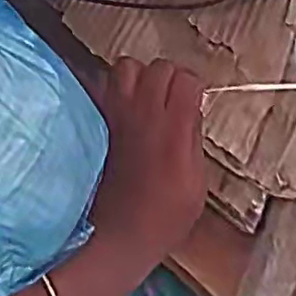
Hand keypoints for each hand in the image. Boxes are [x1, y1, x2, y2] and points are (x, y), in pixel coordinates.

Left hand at [91, 57, 207, 260]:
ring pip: (127, 65)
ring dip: (140, 75)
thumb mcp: (196, 181)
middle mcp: (143, 111)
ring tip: (147, 94)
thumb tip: (192, 107)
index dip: (194, 85)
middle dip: (171, 76)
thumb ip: (193, 136)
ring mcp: (117, 110)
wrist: (120, 230)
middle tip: (174, 97)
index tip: (195, 97)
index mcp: (172, 128)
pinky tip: (125, 104)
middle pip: (159, 66)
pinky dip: (116, 85)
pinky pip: (105, 82)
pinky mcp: (99, 114)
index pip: (186, 79)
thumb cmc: (165, 214)